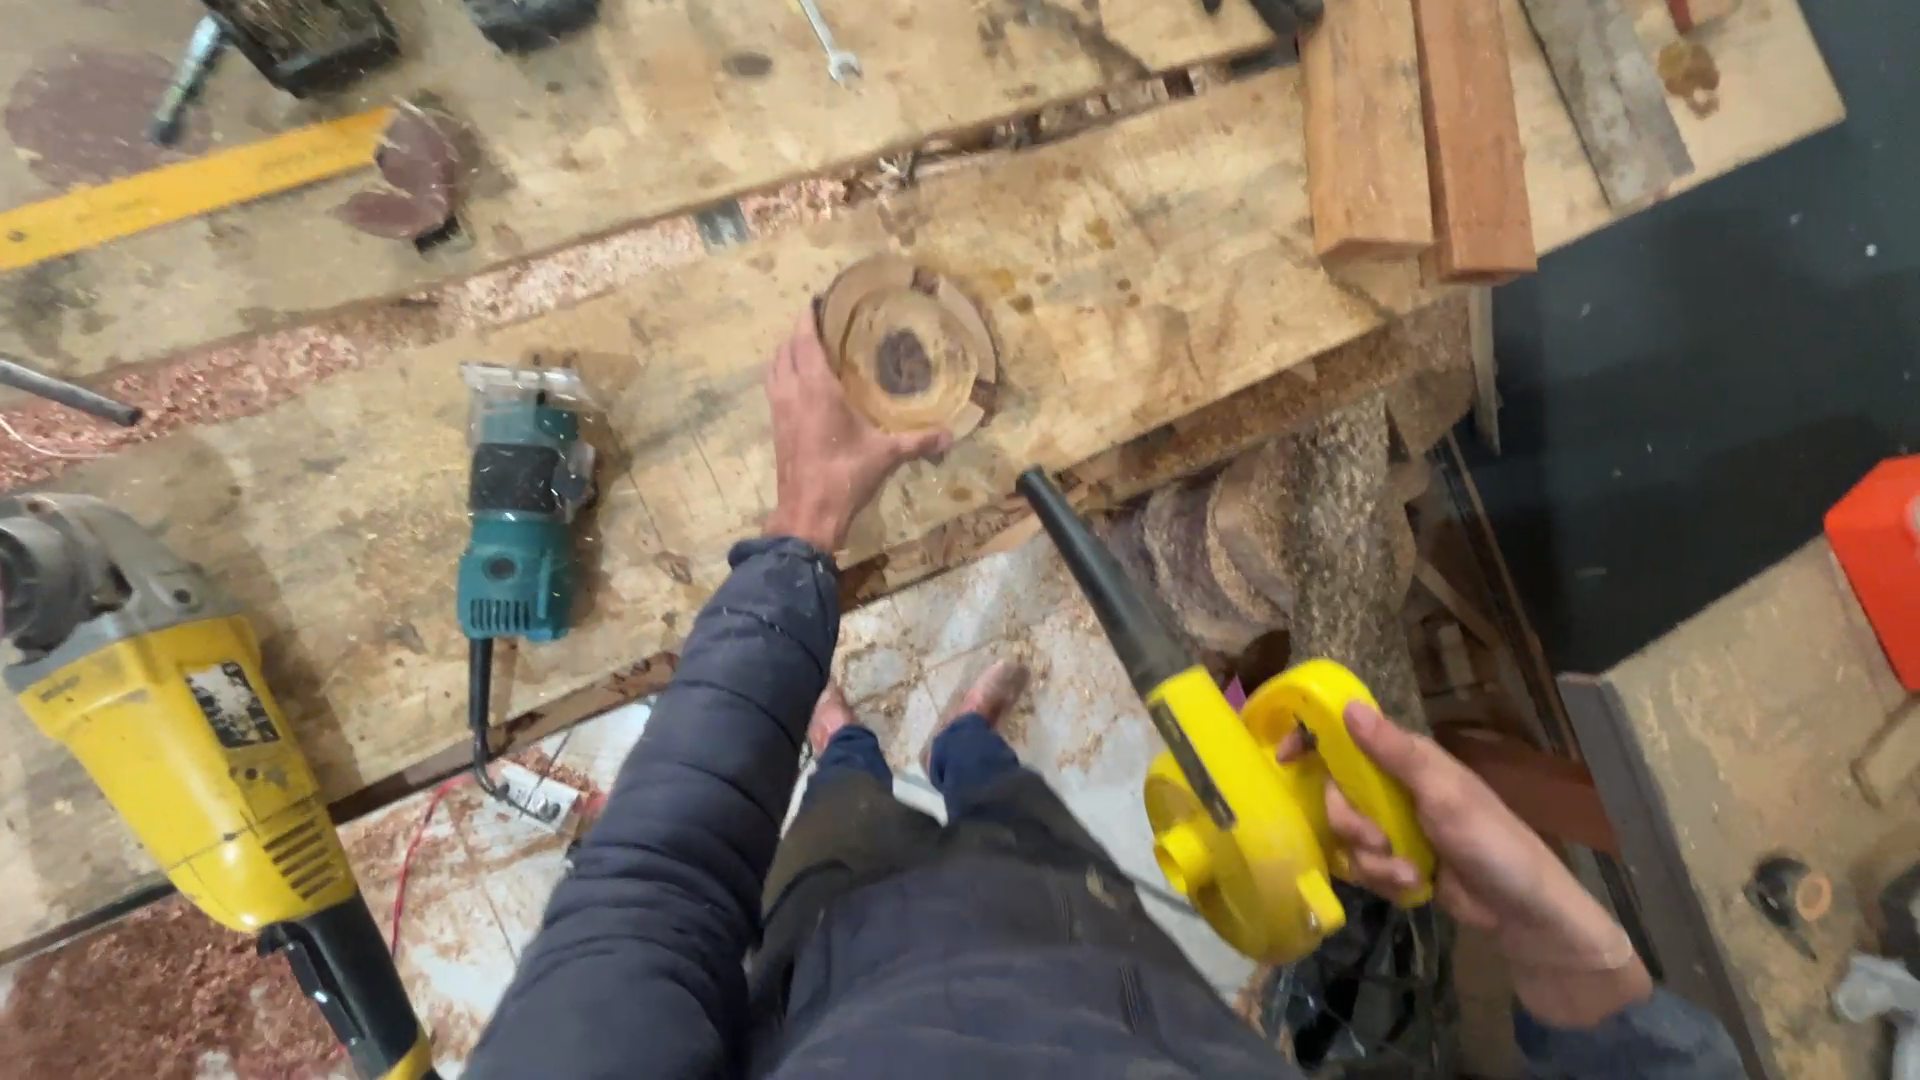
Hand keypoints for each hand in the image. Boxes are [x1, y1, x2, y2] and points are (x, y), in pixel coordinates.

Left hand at [764, 308, 951, 552]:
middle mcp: (792, 391)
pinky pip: (774, 386)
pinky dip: (782, 373)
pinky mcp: (776, 427)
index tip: (818, 300)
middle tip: (820, 321)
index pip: (805, 339)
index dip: (808, 317)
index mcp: (816, 388)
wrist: (808, 513)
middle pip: (786, 348)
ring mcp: (779, 409)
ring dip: (786, 350)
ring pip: (775, 366)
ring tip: (806, 346)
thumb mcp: (886, 455)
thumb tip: (952, 435)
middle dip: (798, 330)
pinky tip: (799, 382)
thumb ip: (918, 441)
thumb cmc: (845, 476)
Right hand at [1326, 703, 1652, 1028]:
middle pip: (1332, 792)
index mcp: (1403, 759)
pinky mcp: (1392, 861)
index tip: (1285, 758)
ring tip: (1404, 871)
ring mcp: (1390, 825)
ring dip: (1370, 858)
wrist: (1527, 917)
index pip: (1343, 736)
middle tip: (1376, 839)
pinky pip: (1360, 865)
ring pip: (1344, 833)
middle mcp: (1390, 787)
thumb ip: (1394, 752)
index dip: (1309, 742)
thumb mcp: (1443, 793)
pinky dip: (1381, 878)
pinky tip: (1410, 886)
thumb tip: (1347, 706)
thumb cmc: (1493, 842)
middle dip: (1348, 822)